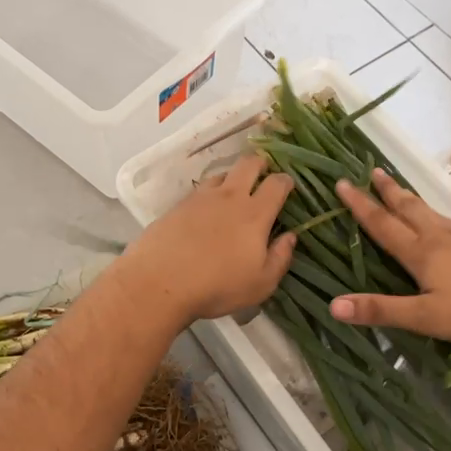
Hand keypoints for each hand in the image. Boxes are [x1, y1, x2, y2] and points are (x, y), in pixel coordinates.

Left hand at [115, 156, 295, 325]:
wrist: (160, 282)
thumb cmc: (217, 286)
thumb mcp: (260, 284)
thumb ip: (280, 258)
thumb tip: (290, 237)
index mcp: (255, 214)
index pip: (276, 184)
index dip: (285, 181)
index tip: (287, 186)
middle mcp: (230, 197)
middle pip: (249, 164)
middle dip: (260, 164)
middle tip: (263, 174)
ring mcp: (201, 198)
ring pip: (222, 174)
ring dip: (233, 177)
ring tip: (234, 193)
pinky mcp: (179, 205)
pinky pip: (200, 190)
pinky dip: (209, 194)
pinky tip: (206, 211)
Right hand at [329, 168, 450, 346]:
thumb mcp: (428, 318)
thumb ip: (382, 310)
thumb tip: (333, 305)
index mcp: (422, 254)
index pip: (383, 225)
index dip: (360, 206)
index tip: (342, 184)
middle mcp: (442, 239)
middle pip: (408, 210)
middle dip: (387, 192)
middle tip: (371, 171)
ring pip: (432, 214)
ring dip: (411, 200)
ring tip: (400, 191)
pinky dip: (437, 217)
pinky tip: (445, 226)